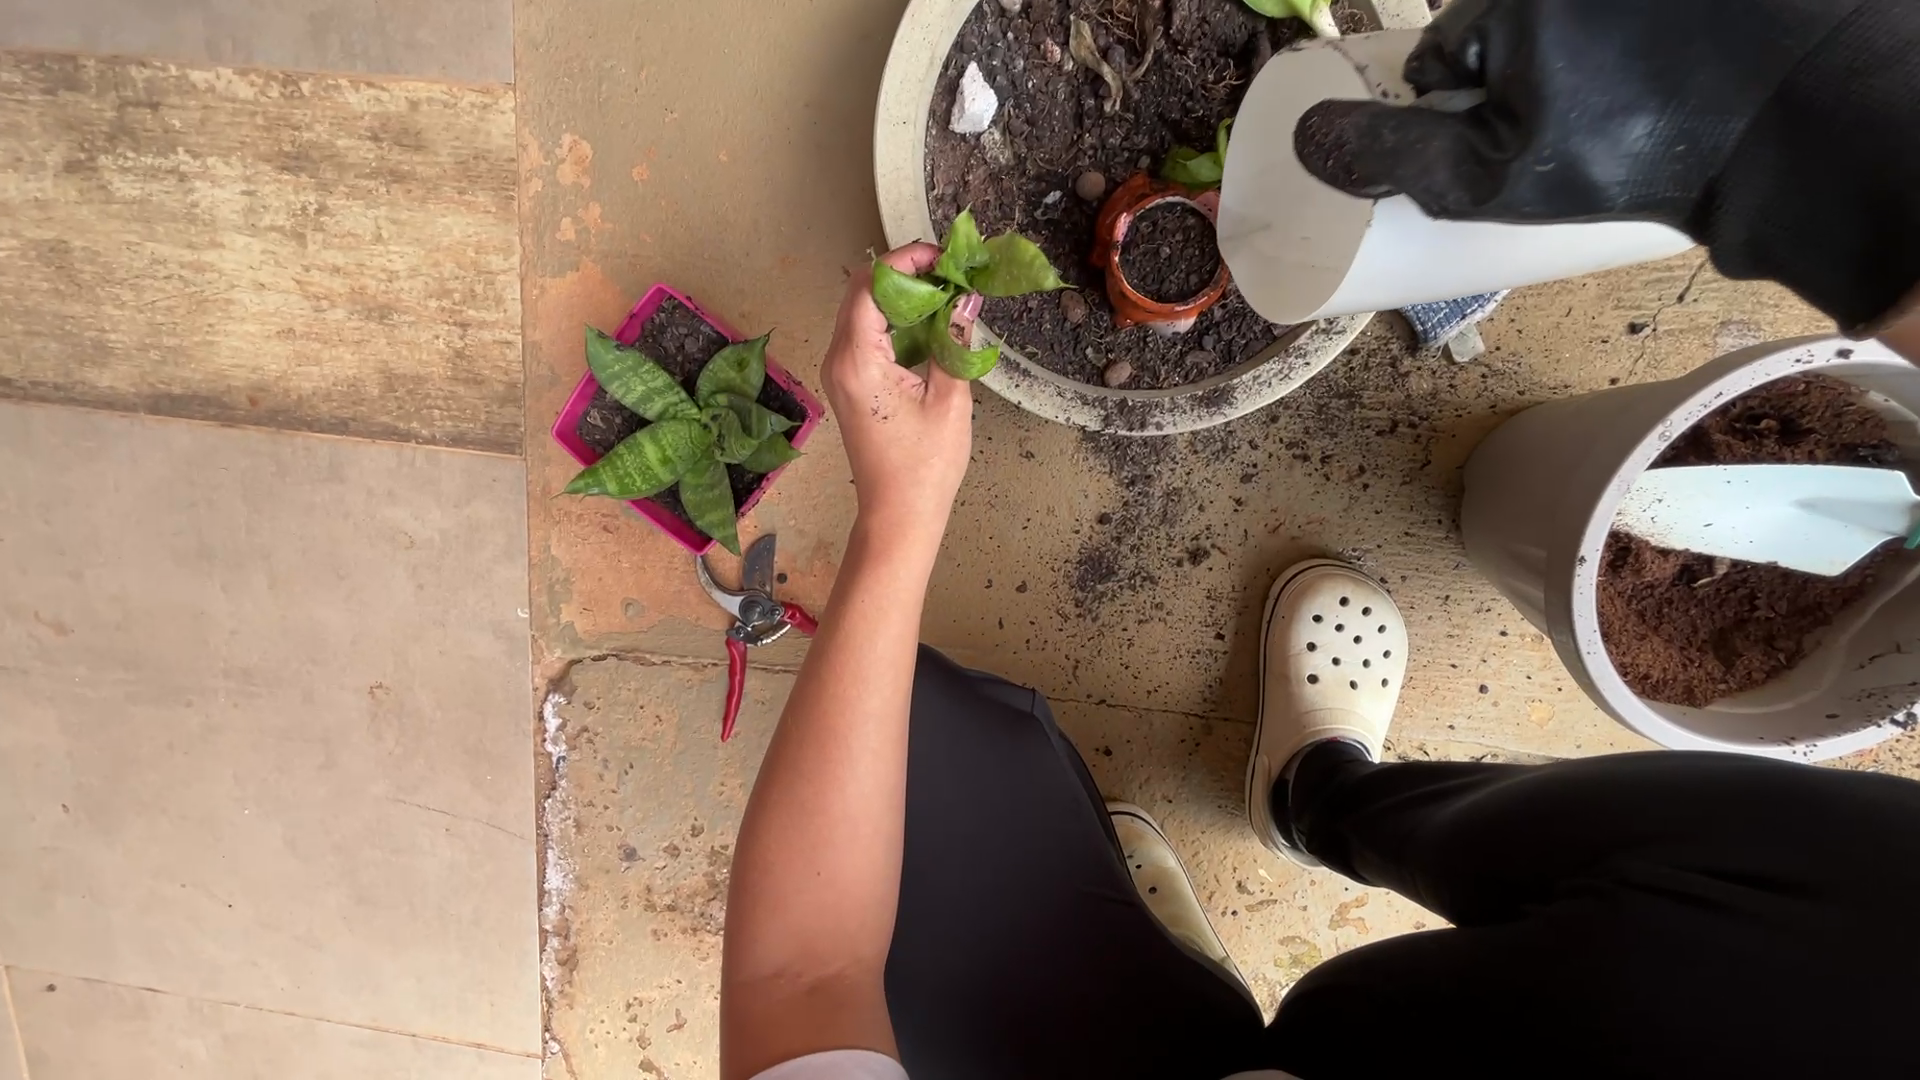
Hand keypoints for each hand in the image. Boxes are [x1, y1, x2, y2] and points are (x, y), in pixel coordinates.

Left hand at [821, 243, 973, 551]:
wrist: (897, 515)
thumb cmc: (924, 467)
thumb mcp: (950, 400)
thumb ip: (955, 342)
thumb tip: (966, 299)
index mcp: (858, 362)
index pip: (871, 285)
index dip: (905, 261)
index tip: (942, 257)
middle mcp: (838, 362)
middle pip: (861, 293)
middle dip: (903, 274)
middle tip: (947, 272)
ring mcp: (839, 375)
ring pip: (861, 313)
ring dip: (899, 297)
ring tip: (943, 294)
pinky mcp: (849, 386)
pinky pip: (865, 337)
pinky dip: (893, 322)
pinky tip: (927, 325)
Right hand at [1293, 0, 1919, 332]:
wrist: (1800, 131)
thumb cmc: (1622, 157)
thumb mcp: (1483, 177)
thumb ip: (1392, 151)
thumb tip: (1308, 134)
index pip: (1437, 49)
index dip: (1447, 107)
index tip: (1485, 145)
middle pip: (1500, 24)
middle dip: (1507, 75)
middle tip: (1550, 129)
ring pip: (1555, 18)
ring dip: (1561, 57)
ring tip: (1605, 102)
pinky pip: (1608, 15)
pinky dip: (1616, 38)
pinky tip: (1646, 68)